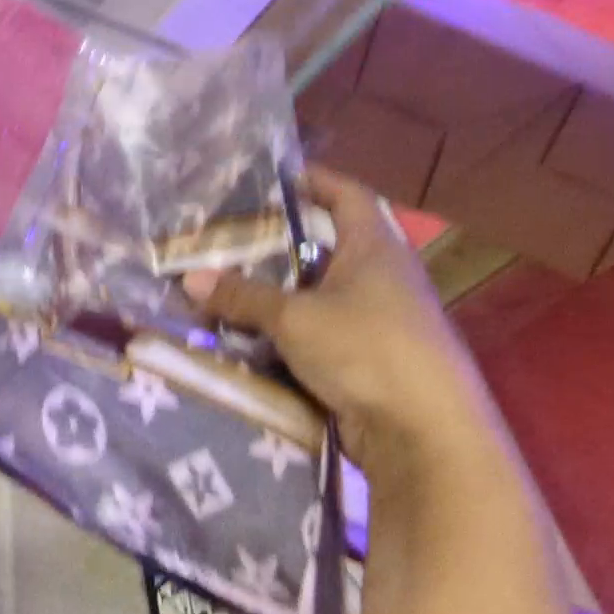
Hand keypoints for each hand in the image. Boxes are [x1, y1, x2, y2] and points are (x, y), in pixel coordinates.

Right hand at [182, 167, 500, 475]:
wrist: (425, 437)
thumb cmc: (368, 352)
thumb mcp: (293, 317)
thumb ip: (240, 295)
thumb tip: (189, 277)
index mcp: (376, 251)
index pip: (348, 196)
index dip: (314, 180)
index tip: (269, 176)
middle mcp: (378, 279)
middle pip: (319, 246)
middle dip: (269, 243)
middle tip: (217, 236)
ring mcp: (372, 321)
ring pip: (308, 293)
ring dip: (265, 293)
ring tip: (213, 285)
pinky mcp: (361, 359)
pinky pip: (308, 332)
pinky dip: (275, 330)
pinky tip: (235, 333)